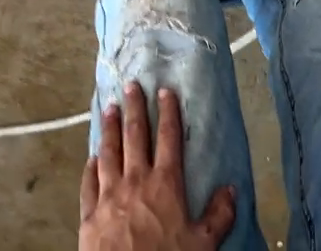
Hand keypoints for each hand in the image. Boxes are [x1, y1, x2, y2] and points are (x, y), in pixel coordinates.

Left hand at [80, 81, 236, 250]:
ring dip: (109, 129)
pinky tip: (90, 158)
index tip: (164, 91)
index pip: (168, 138)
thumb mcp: (203, 244)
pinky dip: (90, 168)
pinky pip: (88, 184)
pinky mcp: (89, 215)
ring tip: (109, 109)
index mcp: (165, 183)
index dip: (168, 112)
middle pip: (135, 136)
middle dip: (134, 108)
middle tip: (130, 85)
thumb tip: (231, 189)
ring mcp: (109, 196)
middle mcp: (136, 181)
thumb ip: (219, 215)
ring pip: (108, 153)